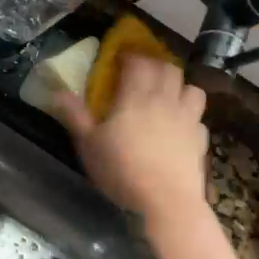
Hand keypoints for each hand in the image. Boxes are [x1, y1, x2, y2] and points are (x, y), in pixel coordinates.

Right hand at [57, 54, 208, 216]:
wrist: (166, 201)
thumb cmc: (121, 170)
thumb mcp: (88, 144)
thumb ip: (75, 115)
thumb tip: (58, 91)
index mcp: (136, 97)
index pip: (139, 63)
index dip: (130, 56)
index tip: (120, 58)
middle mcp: (166, 101)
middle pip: (169, 69)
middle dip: (155, 64)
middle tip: (141, 72)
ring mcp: (188, 119)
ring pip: (192, 87)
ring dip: (179, 85)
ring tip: (166, 94)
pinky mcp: (200, 138)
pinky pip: (198, 116)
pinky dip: (188, 113)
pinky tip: (178, 125)